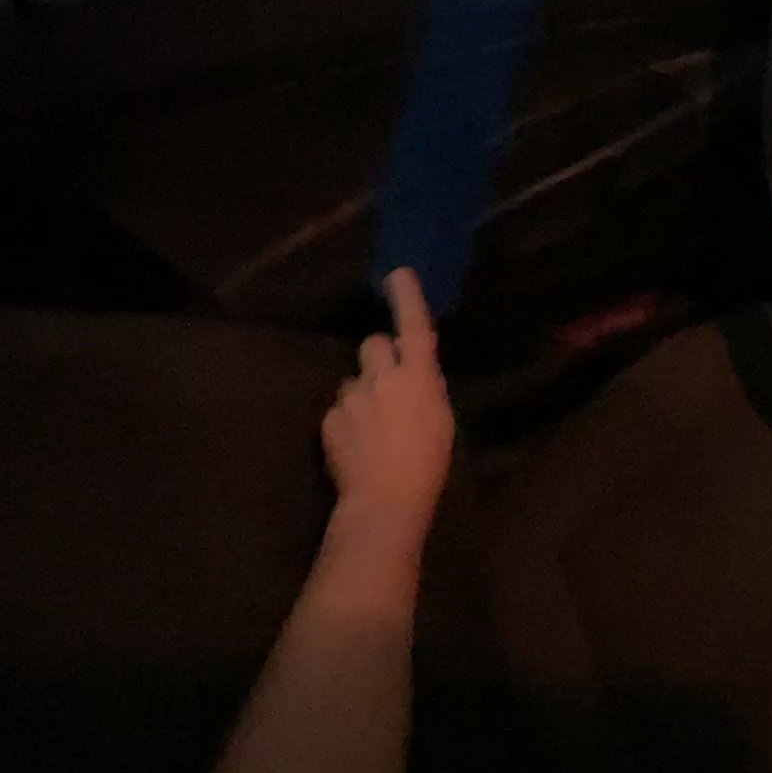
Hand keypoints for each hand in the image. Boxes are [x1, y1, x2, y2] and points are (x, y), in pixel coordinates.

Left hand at [321, 269, 454, 558]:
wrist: (386, 499)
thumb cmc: (429, 462)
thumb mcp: (441, 419)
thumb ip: (426, 389)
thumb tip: (414, 375)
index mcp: (419, 377)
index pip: (414, 328)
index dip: (408, 299)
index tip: (398, 273)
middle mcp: (382, 378)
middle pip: (375, 344)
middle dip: (381, 356)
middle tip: (389, 383)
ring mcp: (351, 398)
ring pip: (355, 380)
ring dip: (364, 393)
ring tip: (374, 427)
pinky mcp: (329, 420)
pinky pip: (339, 409)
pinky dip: (347, 421)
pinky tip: (358, 445)